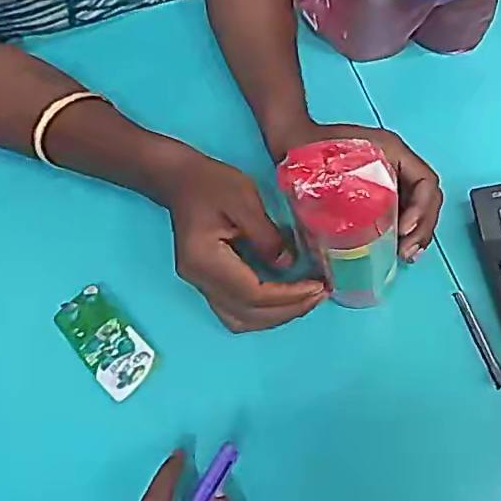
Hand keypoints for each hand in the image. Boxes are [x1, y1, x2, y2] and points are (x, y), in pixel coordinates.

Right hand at [155, 151, 327, 331]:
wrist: (180, 180)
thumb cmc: (210, 184)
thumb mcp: (244, 199)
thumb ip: (266, 235)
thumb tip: (288, 264)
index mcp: (205, 260)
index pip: (252, 294)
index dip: (288, 296)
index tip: (317, 286)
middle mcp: (200, 280)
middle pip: (247, 315)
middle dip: (288, 310)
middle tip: (320, 295)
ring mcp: (201, 284)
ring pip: (241, 320)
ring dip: (276, 316)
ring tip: (307, 300)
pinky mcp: (208, 283)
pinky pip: (238, 311)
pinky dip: (264, 311)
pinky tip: (286, 298)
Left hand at [267, 121, 441, 261]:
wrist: (293, 140)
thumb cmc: (311, 149)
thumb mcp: (336, 168)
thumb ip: (348, 194)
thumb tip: (363, 234)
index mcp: (394, 151)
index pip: (425, 182)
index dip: (421, 208)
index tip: (402, 229)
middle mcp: (399, 164)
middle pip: (429, 198)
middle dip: (423, 228)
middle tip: (407, 253)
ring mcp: (392, 179)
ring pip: (420, 207)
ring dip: (418, 233)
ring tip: (407, 255)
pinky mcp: (381, 193)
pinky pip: (404, 211)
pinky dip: (406, 232)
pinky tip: (398, 250)